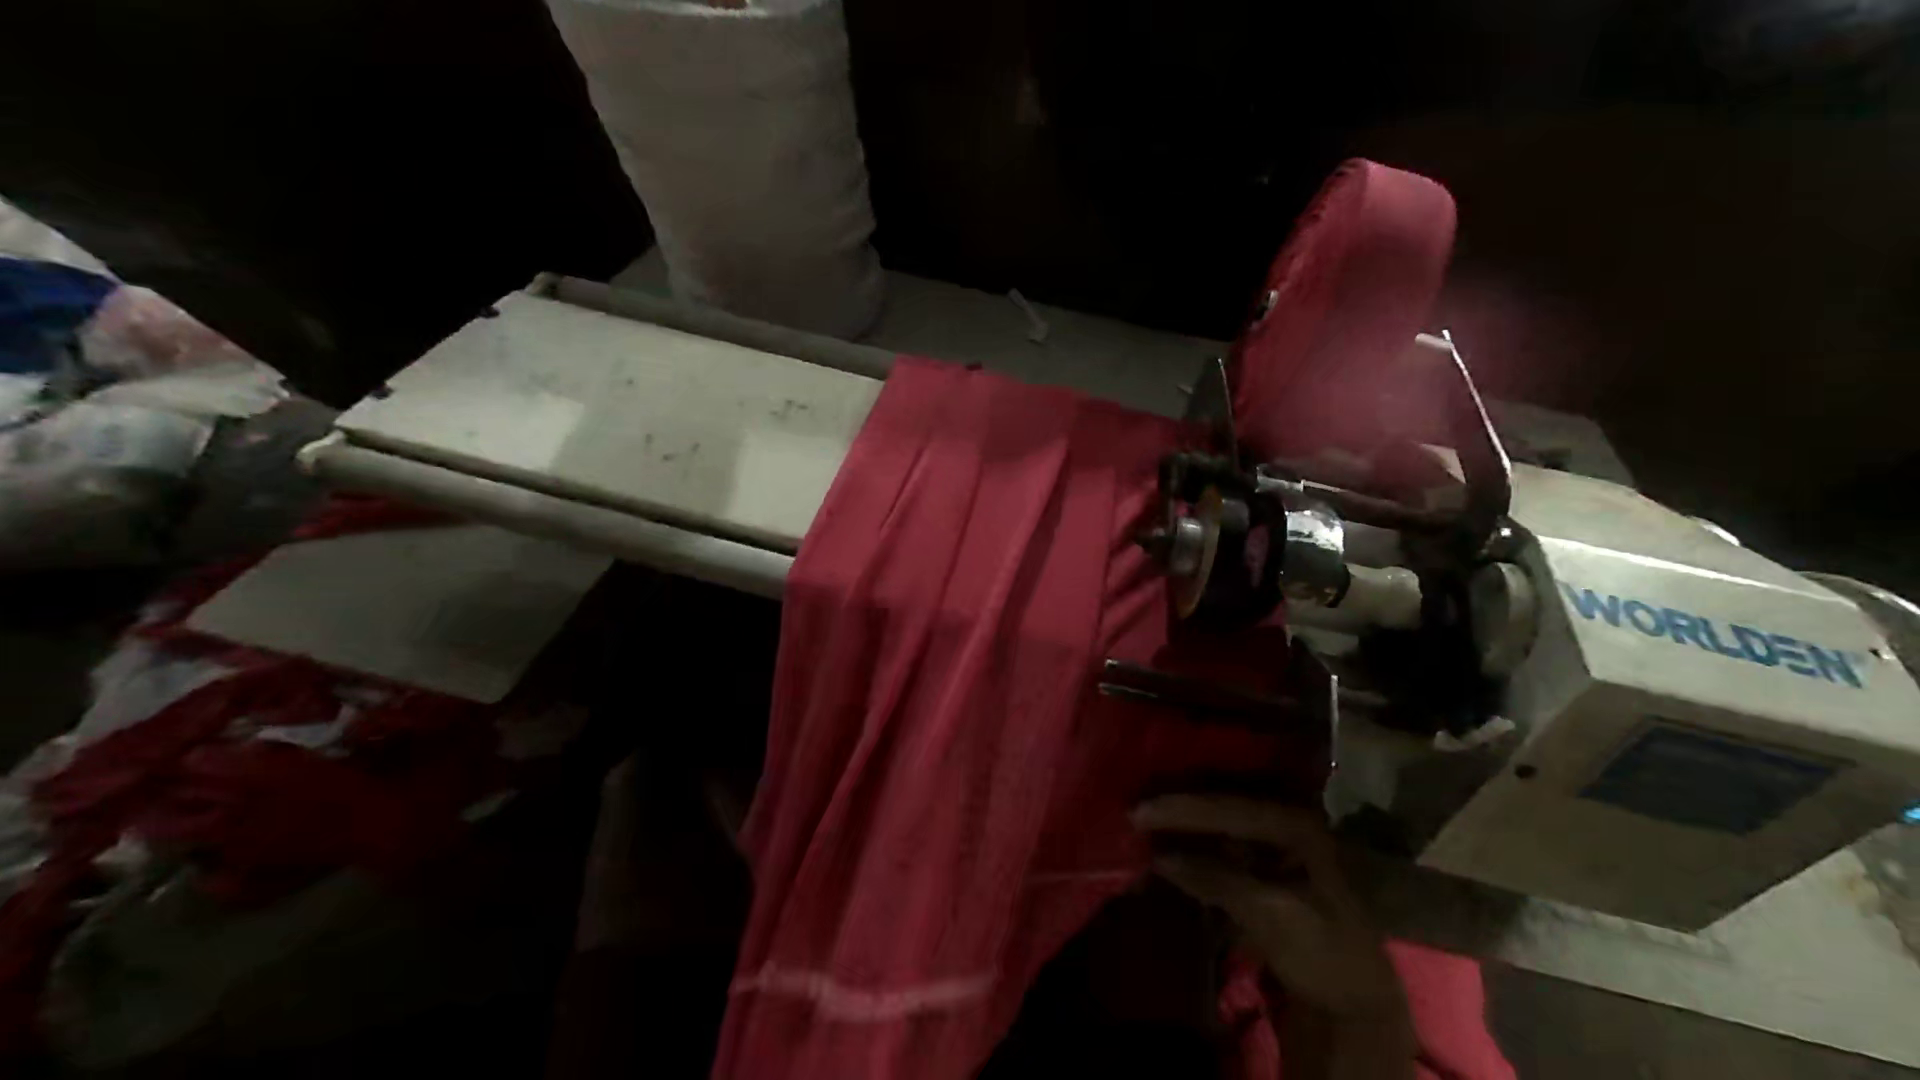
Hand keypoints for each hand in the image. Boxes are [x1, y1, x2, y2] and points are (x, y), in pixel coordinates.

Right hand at [1132, 795, 1407, 1023]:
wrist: (1355, 996)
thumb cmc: (1324, 952)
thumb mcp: (1272, 918)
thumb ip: (1217, 880)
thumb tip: (1160, 857)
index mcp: (1294, 823)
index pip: (1226, 807)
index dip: (1179, 809)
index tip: (1137, 812)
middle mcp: (1285, 816)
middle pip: (1218, 802)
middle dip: (1175, 806)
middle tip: (1132, 811)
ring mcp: (1275, 835)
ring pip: (1216, 817)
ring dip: (1180, 822)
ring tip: (1141, 824)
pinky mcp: (1264, 855)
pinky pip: (1219, 838)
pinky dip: (1191, 841)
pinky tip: (1166, 844)